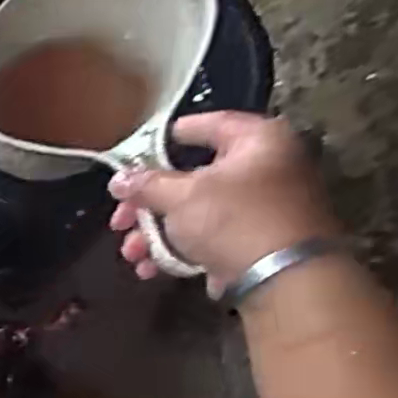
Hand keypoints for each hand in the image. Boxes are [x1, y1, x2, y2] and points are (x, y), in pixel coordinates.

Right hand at [109, 111, 343, 295]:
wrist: (278, 272)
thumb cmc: (231, 220)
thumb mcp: (179, 196)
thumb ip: (145, 184)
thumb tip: (119, 178)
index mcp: (257, 141)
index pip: (205, 125)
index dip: (162, 139)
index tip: (129, 157)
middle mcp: (262, 164)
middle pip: (186, 176)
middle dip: (145, 203)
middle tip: (119, 221)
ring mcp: (255, 201)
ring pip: (187, 209)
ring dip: (150, 233)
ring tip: (132, 253)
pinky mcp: (247, 233)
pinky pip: (200, 232)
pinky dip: (172, 248)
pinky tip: (150, 266)